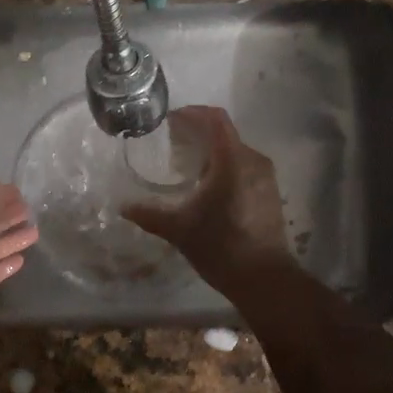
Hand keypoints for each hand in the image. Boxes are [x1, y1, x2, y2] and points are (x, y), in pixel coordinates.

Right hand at [123, 106, 292, 292]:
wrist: (264, 278)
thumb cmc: (221, 246)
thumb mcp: (179, 229)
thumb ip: (149, 214)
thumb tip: (123, 206)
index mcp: (232, 161)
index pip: (215, 120)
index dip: (192, 113)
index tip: (169, 120)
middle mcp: (253, 161)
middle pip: (224, 133)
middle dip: (197, 134)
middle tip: (169, 145)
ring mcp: (265, 177)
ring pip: (235, 150)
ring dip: (211, 151)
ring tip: (185, 166)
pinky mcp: (269, 193)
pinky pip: (244, 166)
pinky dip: (224, 166)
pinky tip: (206, 187)